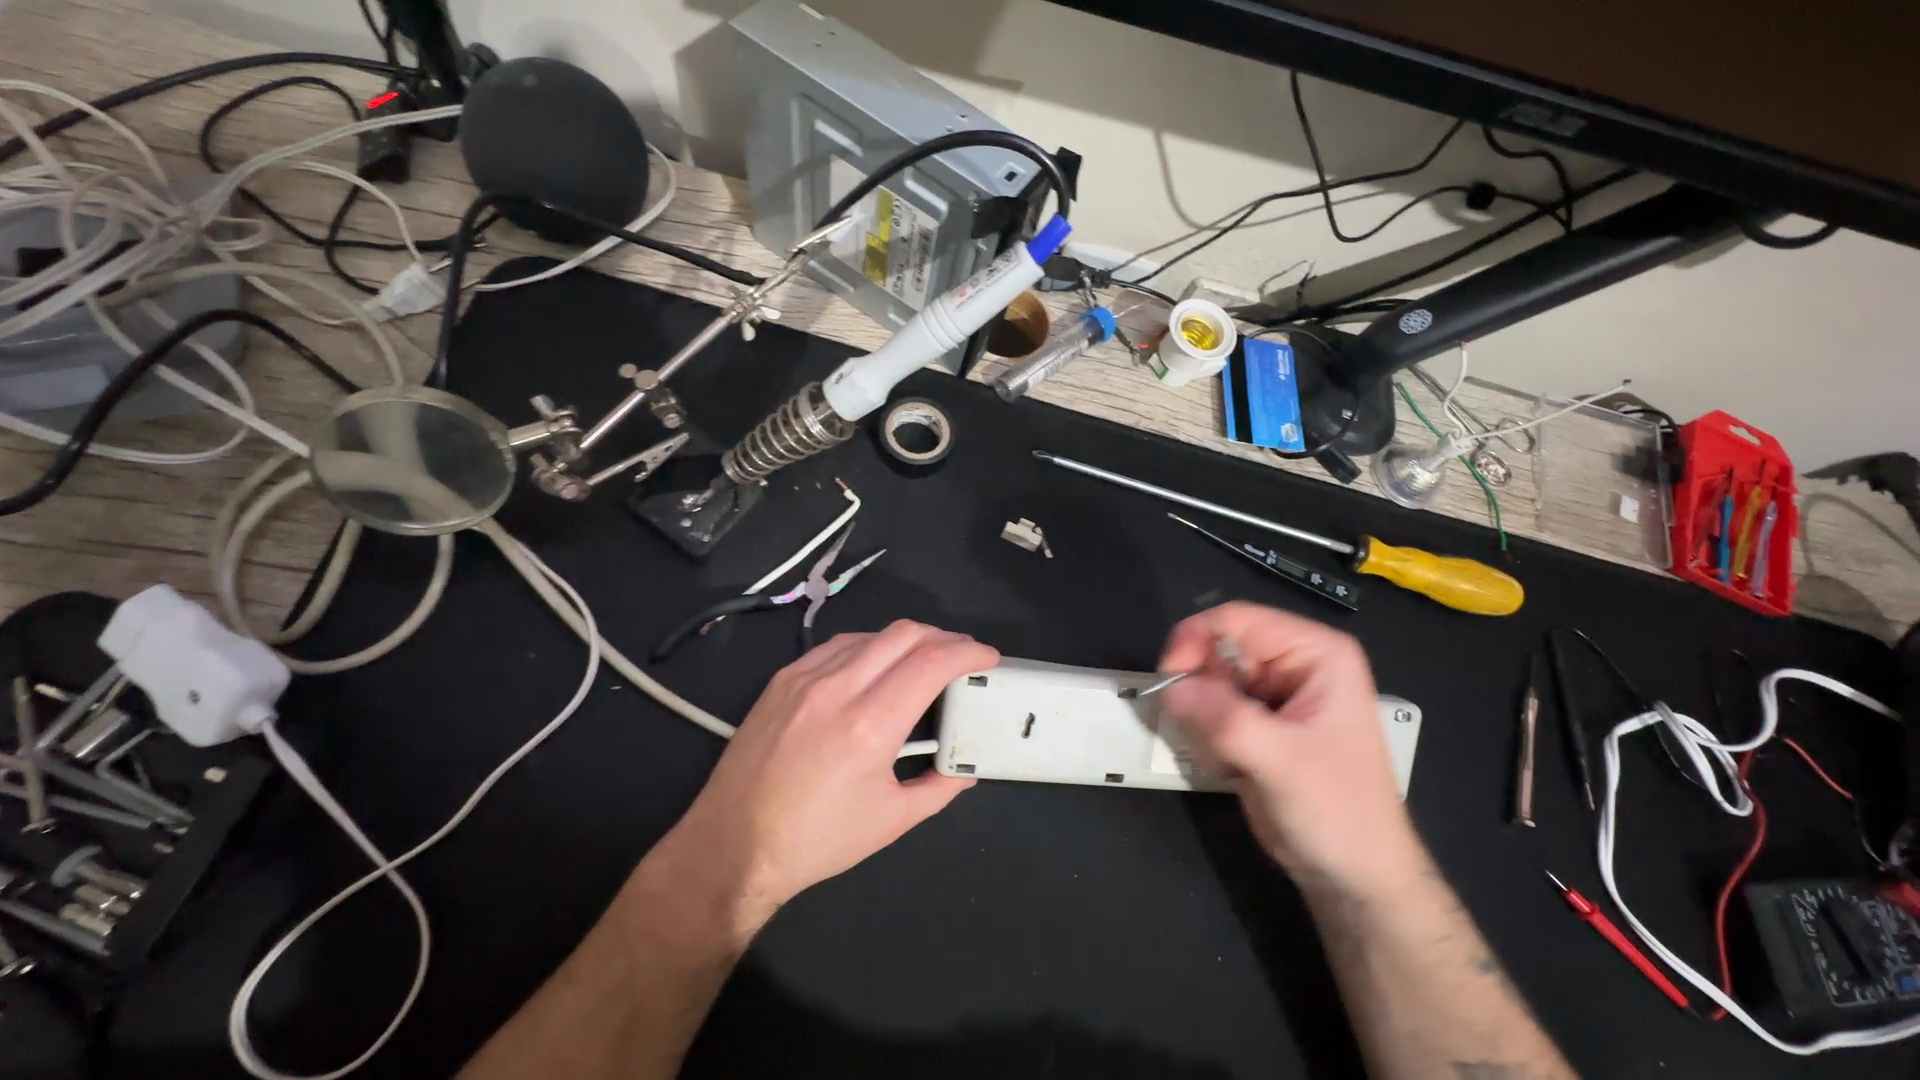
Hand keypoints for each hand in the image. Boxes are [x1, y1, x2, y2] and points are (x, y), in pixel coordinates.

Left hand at [646, 621, 996, 933]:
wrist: (733, 844)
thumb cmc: (817, 840)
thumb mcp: (891, 821)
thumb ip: (938, 787)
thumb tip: (964, 769)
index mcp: (871, 723)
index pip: (933, 661)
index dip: (969, 651)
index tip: (987, 658)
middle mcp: (838, 687)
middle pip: (905, 633)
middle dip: (944, 638)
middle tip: (961, 658)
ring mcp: (804, 679)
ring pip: (869, 635)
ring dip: (905, 640)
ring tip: (921, 663)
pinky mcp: (780, 681)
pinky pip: (836, 646)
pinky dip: (867, 648)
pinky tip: (874, 669)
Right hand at [1159, 602, 1422, 895]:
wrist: (1354, 876)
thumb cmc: (1338, 813)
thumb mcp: (1283, 763)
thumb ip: (1225, 720)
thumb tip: (1169, 687)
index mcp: (1316, 654)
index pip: (1237, 620)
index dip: (1195, 642)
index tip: (1168, 683)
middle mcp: (1294, 665)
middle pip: (1216, 649)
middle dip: (1200, 690)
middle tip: (1206, 736)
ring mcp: (1273, 695)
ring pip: (1206, 682)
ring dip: (1202, 720)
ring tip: (1228, 760)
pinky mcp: (1256, 725)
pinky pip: (1208, 711)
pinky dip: (1205, 737)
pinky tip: (1229, 769)